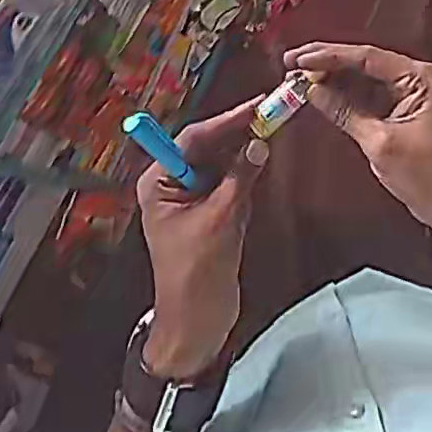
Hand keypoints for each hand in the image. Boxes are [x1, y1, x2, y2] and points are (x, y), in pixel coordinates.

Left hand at [136, 96, 269, 378]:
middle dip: (238, 132)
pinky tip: (262, 162)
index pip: (193, 138)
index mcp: (160, 181)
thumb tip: (260, 143)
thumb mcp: (220, 221)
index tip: (255, 106)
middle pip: (209, 146)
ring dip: (245, 151)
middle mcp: (173, 182)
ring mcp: (193, 196)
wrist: (197, 324)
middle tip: (270, 112)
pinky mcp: (211, 210)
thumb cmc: (195, 274)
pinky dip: (247, 173)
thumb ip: (240, 179)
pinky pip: (231, 180)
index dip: (225, 121)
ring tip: (272, 127)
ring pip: (223, 161)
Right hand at [283, 43, 431, 241]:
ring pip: (366, 77)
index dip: (328, 56)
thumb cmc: (427, 177)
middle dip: (328, 63)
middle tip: (291, 62)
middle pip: (365, 62)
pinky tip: (322, 92)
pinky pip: (372, 94)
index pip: (367, 57)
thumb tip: (311, 89)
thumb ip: (345, 112)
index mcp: (419, 77)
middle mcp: (417, 76)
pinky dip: (347, 94)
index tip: (296, 58)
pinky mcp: (406, 108)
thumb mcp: (380, 144)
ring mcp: (413, 91)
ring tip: (299, 76)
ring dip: (334, 77)